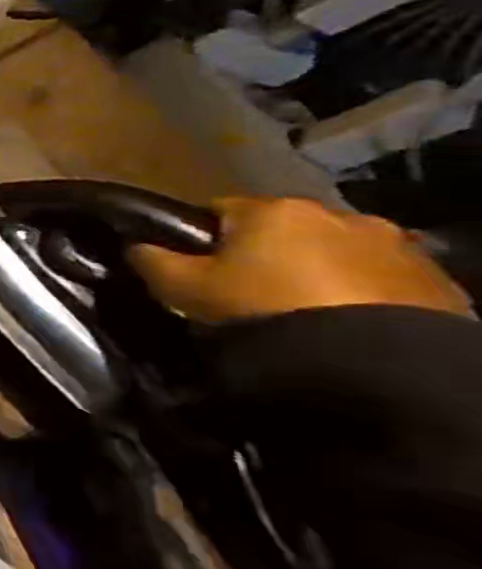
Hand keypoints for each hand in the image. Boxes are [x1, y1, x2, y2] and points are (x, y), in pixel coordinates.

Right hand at [128, 196, 473, 324]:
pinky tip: (344, 319)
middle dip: (265, 252)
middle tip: (247, 292)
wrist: (371, 360)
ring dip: (316, 269)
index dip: (201, 239)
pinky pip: (378, 277)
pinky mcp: (432, 277)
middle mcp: (335, 213)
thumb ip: (150, 259)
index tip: (197, 269)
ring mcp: (393, 243)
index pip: (217, 210)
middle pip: (280, 229)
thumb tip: (136, 245)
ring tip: (302, 308)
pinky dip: (358, 290)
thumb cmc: (259, 308)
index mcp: (272, 209)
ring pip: (332, 250)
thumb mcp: (180, 288)